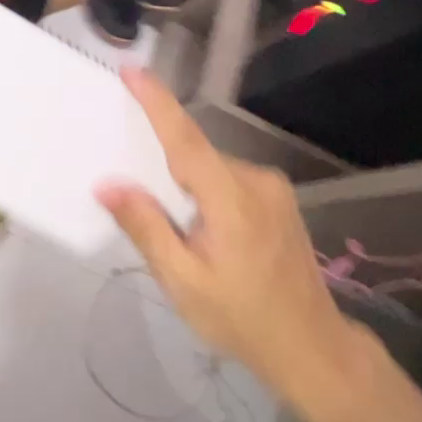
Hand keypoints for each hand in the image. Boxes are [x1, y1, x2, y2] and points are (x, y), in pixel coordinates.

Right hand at [96, 69, 363, 399]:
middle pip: (194, 154)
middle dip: (161, 164)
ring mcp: (273, 190)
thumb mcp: (182, 282)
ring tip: (176, 230)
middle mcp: (256, 182)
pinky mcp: (278, 200)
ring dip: (185, 184)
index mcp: (231, 200)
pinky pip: (227, 179)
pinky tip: (201, 229)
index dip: (157, 103)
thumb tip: (107, 184)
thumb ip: (146, 227)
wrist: (314, 350)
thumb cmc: (242, 318)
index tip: (132, 71)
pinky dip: (205, 191)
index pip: (186, 140)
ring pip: (210, 169)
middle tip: (135, 194)